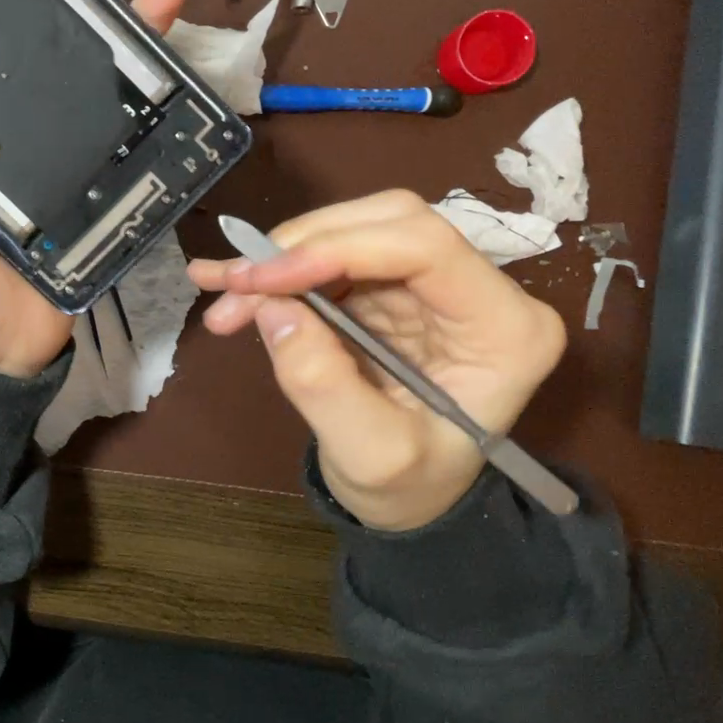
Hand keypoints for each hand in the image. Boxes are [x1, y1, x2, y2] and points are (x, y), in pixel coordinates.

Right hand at [187, 191, 566, 530]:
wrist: (411, 499)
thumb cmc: (408, 486)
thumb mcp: (370, 456)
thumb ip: (324, 386)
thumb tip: (272, 309)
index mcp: (503, 329)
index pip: (426, 247)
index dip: (339, 247)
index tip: (265, 279)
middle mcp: (476, 290)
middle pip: (387, 223)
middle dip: (300, 247)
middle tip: (233, 284)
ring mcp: (429, 285)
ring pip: (350, 231)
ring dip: (276, 258)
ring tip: (220, 293)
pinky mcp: (387, 289)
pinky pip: (326, 256)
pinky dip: (274, 269)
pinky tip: (227, 284)